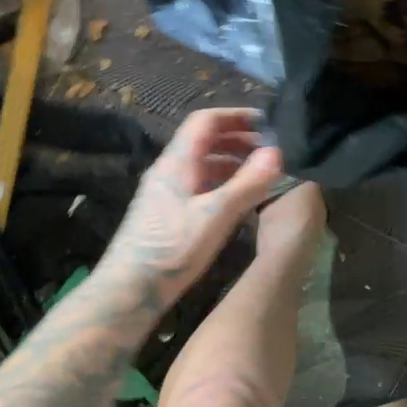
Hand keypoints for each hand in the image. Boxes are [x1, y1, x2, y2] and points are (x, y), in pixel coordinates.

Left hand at [103, 108, 283, 292]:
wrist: (129, 291)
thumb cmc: (173, 248)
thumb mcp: (217, 215)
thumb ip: (248, 183)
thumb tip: (277, 151)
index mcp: (177, 161)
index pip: (206, 120)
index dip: (236, 115)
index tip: (266, 122)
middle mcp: (169, 169)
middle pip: (205, 139)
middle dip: (238, 138)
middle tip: (270, 148)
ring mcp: (166, 191)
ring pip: (202, 162)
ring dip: (232, 160)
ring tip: (260, 171)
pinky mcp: (168, 211)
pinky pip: (199, 182)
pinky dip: (223, 180)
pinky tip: (239, 197)